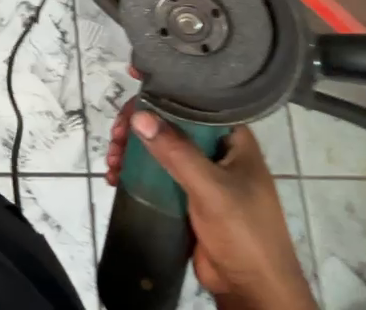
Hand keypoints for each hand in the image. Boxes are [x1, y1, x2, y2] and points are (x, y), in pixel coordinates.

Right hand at [106, 102, 317, 309]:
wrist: (254, 293)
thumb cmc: (246, 235)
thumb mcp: (212, 190)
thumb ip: (177, 152)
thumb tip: (138, 116)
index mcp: (233, 140)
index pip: (195, 100)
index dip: (164, 86)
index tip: (133, 77)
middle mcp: (216, 151)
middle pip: (169, 122)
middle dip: (137, 124)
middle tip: (116, 136)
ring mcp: (200, 174)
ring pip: (157, 147)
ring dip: (130, 149)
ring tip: (111, 162)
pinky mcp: (185, 195)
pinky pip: (154, 172)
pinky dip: (132, 171)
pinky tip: (115, 178)